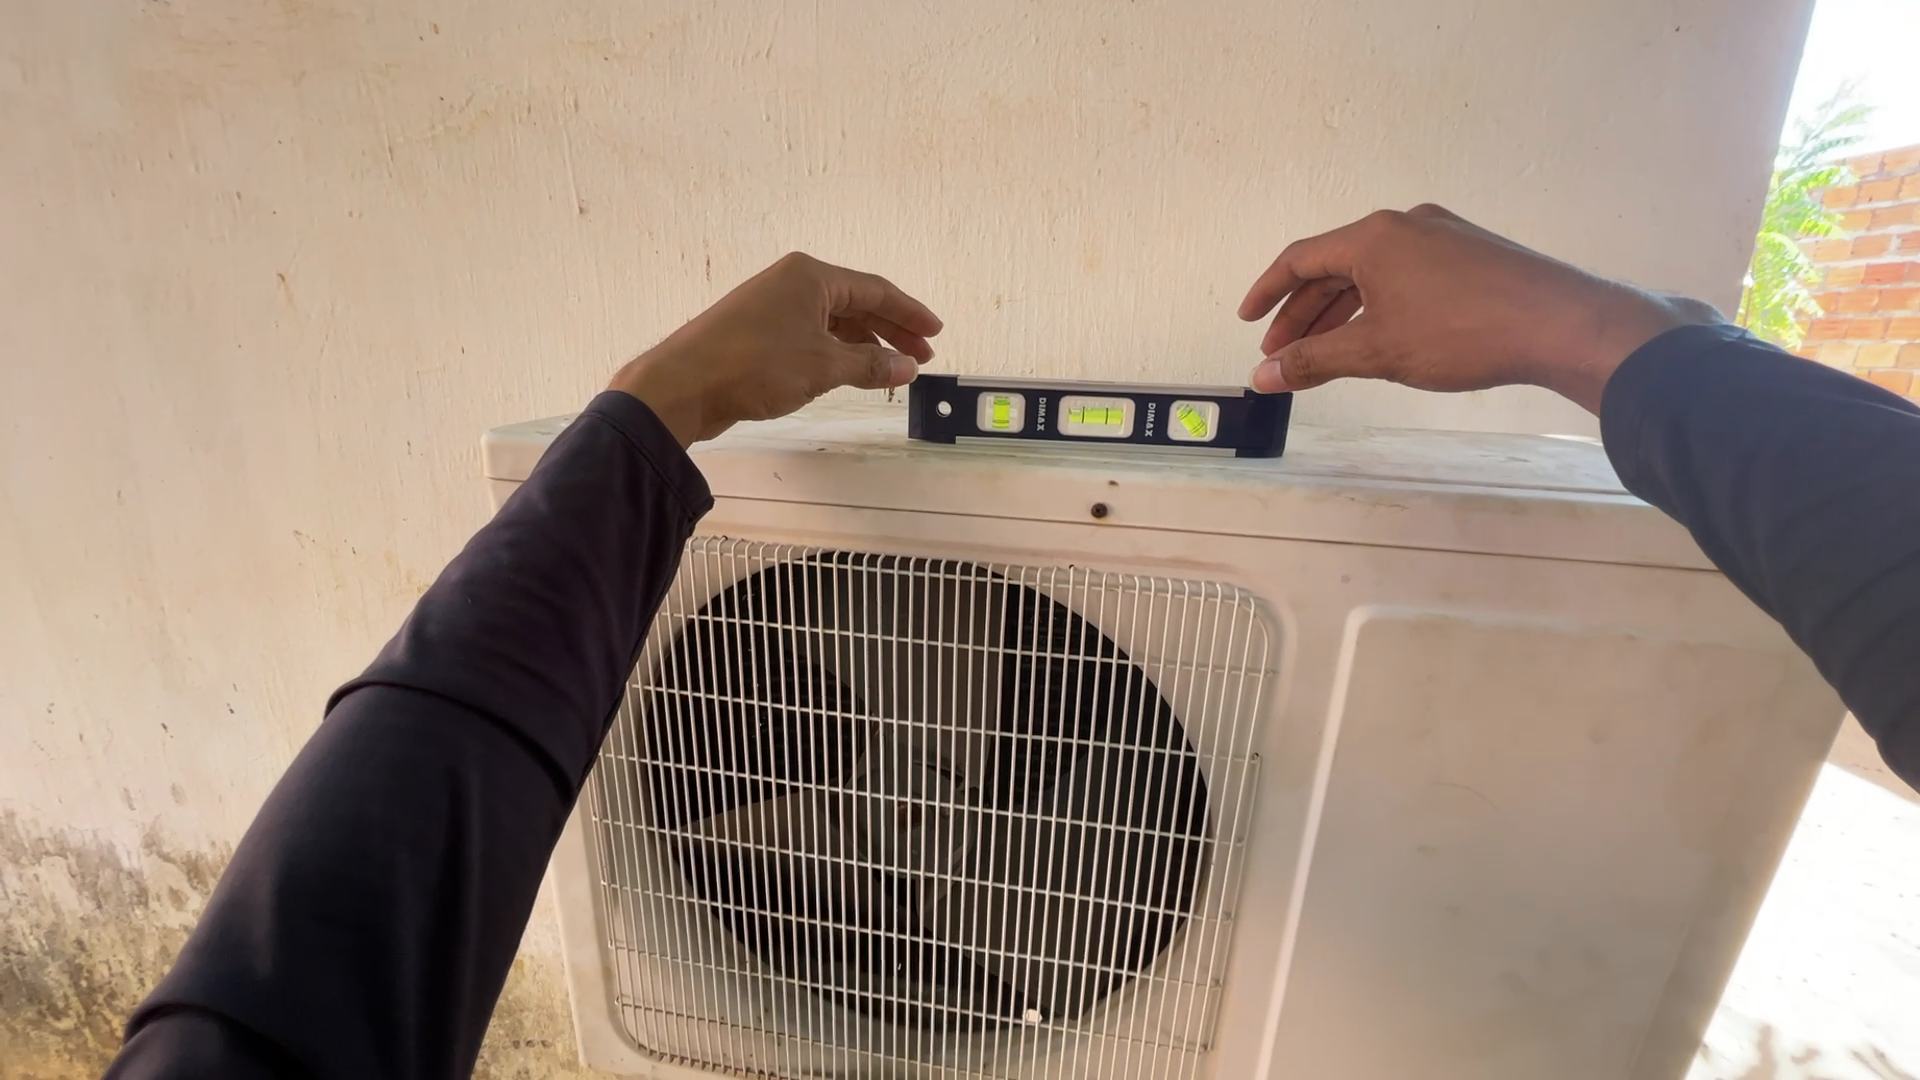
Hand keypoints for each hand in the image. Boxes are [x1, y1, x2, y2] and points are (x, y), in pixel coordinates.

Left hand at [610, 252, 943, 445]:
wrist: (684, 385)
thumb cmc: (756, 365)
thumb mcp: (823, 366)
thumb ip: (870, 365)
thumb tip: (908, 367)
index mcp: (811, 276)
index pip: (876, 290)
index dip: (910, 313)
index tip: (936, 332)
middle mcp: (794, 284)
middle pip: (857, 304)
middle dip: (892, 331)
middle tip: (922, 356)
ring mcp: (775, 308)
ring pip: (834, 323)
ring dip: (866, 346)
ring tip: (892, 370)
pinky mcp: (761, 334)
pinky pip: (814, 338)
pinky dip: (839, 354)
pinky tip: (852, 373)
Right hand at [1238, 204, 1720, 413]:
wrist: (1564, 325)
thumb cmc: (1458, 332)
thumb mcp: (1372, 350)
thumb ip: (1310, 361)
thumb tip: (1259, 378)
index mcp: (1374, 237)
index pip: (1299, 259)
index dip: (1265, 292)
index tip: (1246, 322)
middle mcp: (1404, 226)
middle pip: (1332, 268)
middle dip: (1300, 315)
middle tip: (1281, 354)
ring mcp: (1441, 237)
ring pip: (1367, 276)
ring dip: (1335, 316)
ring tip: (1319, 355)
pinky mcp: (1468, 256)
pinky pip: (1399, 278)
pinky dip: (1371, 309)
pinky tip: (1370, 338)